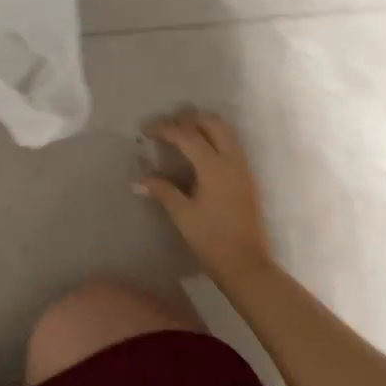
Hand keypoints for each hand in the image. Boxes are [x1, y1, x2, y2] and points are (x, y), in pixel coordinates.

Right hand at [140, 110, 273, 280]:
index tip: (145, 131)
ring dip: (202, 126)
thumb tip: (138, 179)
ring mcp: (243, 166)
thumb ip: (162, 191)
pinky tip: (199, 153)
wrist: (247, 265)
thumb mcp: (183, 215)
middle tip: (165, 129)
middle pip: (211, 122)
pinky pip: (231, 143)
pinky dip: (214, 137)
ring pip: (224, 130)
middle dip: (187, 120)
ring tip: (180, 135)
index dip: (165, 129)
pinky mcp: (247, 176)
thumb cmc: (212, 241)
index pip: (187, 135)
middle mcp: (232, 159)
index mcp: (214, 166)